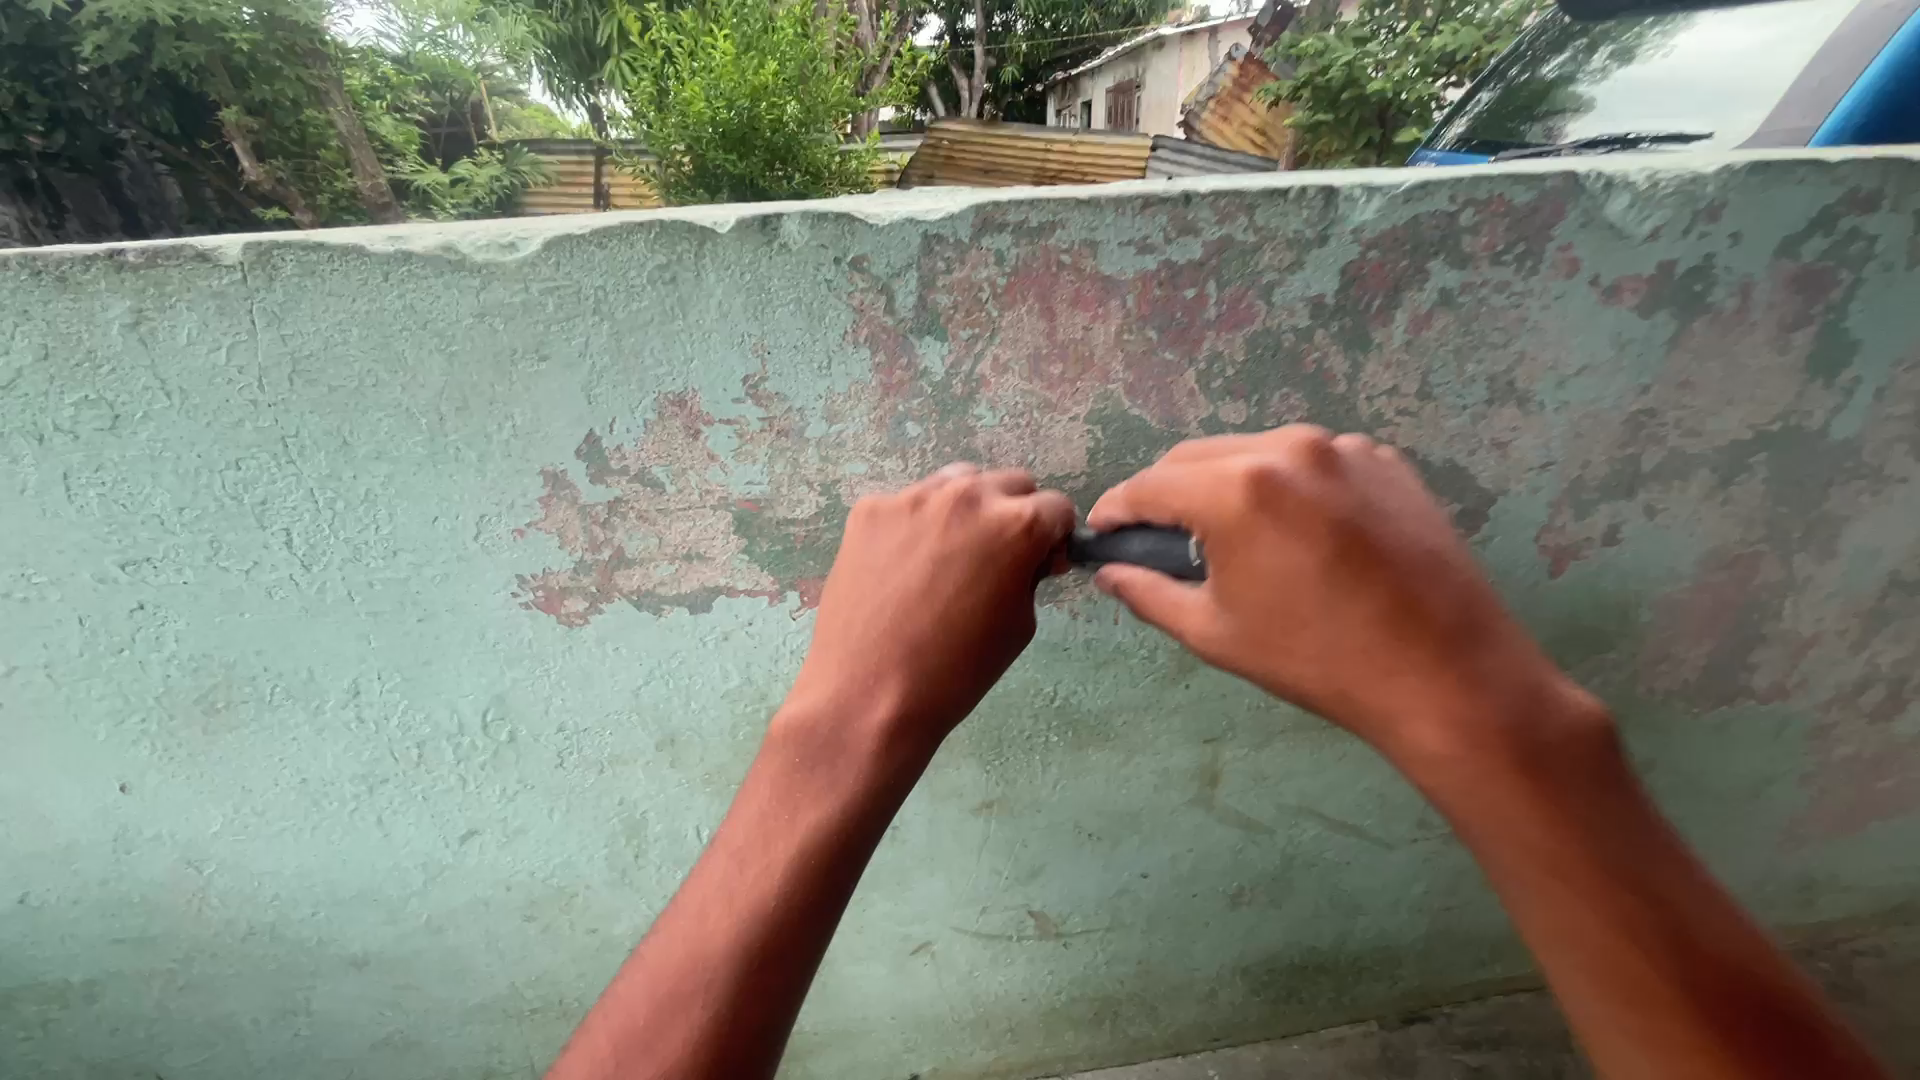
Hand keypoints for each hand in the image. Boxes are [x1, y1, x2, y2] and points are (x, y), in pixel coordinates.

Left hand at [783, 464, 1075, 757]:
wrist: (868, 694)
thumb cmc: (956, 672)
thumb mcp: (1020, 625)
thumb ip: (1029, 574)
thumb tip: (1025, 555)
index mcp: (1016, 524)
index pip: (1057, 506)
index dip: (1055, 537)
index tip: (1040, 564)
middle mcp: (967, 495)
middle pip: (1010, 483)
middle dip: (1015, 514)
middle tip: (996, 559)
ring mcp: (912, 496)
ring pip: (957, 483)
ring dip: (967, 509)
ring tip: (949, 555)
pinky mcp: (869, 508)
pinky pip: (908, 504)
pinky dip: (917, 525)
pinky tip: (902, 567)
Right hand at [1089, 426, 1594, 764]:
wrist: (1448, 676)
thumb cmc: (1316, 660)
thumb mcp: (1214, 632)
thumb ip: (1147, 593)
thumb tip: (1109, 573)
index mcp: (1237, 489)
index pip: (1149, 485)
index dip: (1116, 508)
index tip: (1104, 532)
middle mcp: (1286, 448)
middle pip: (1195, 458)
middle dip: (1164, 492)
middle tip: (1158, 537)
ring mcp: (1343, 448)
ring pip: (1252, 452)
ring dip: (1222, 484)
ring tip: (1227, 533)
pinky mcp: (1385, 460)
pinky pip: (1309, 461)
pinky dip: (1282, 485)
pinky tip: (1293, 530)